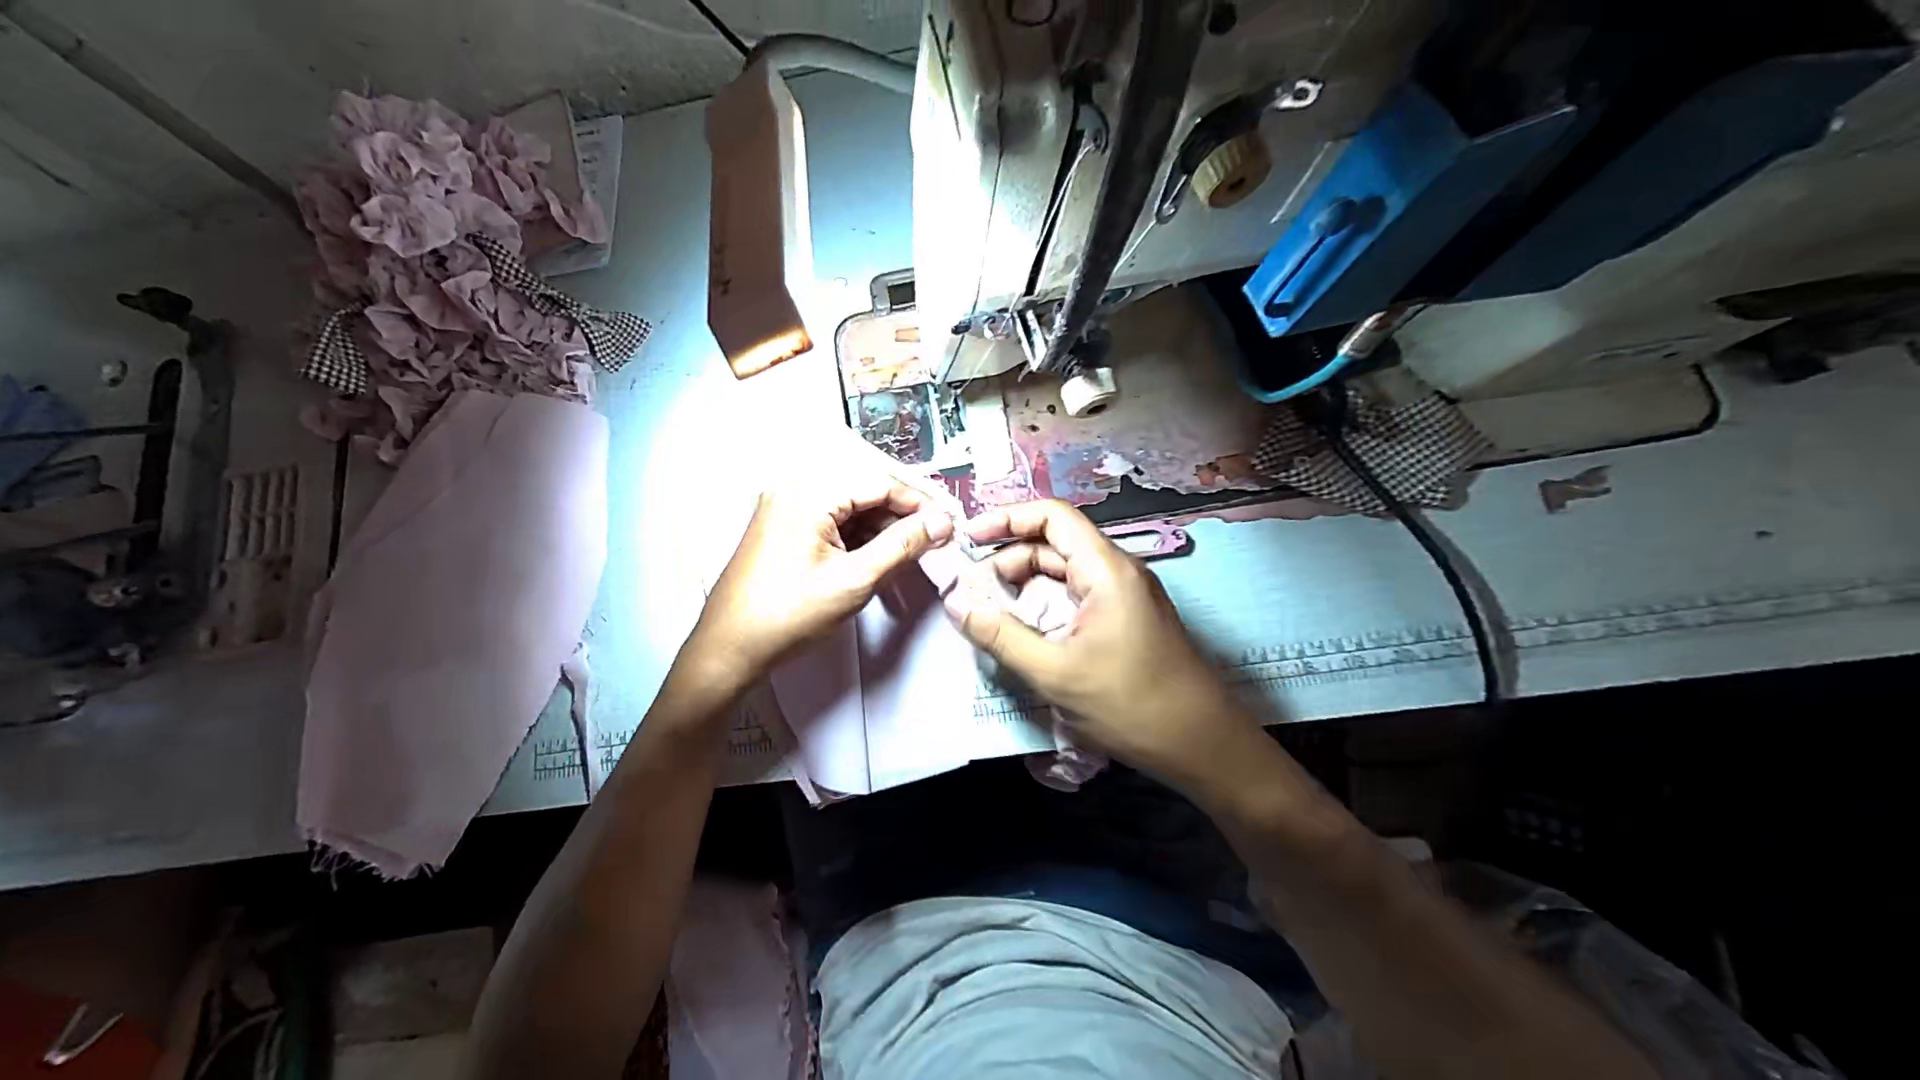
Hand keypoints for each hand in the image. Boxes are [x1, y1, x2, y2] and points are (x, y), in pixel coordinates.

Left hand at [686, 477, 953, 693]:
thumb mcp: (855, 580)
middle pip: (864, 490)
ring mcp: (785, 510)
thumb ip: (902, 546)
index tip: (945, 523)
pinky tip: (878, 557)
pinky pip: (832, 521)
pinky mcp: (784, 529)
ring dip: (882, 527)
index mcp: (807, 494)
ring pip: (850, 507)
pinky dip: (859, 536)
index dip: (918, 502)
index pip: (878, 481)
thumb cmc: (783, 617)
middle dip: (901, 516)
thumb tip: (938, 523)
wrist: (730, 649)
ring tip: (909, 554)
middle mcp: (793, 492)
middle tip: (932, 540)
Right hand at [944, 500, 1262, 790]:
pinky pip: (1078, 596)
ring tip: (992, 612)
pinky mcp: (1126, 619)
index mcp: (1107, 570)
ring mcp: (1125, 596)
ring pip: (1065, 572)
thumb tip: (957, 603)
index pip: (1053, 516)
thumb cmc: (1132, 706)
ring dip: (1025, 584)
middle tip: (974, 589)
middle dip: (1009, 558)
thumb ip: (1002, 636)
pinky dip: (1045, 604)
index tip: (969, 538)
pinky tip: (1025, 629)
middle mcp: (1118, 572)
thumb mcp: (1056, 673)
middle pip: (1055, 543)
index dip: (1007, 518)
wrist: (1204, 745)